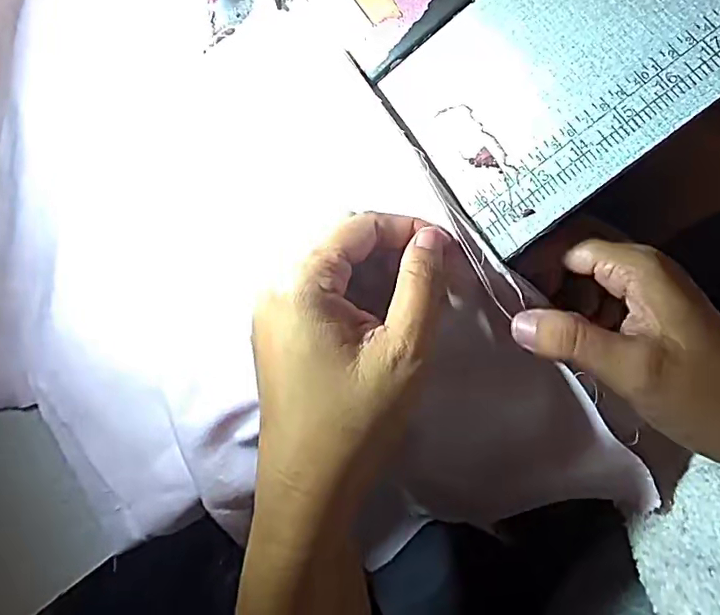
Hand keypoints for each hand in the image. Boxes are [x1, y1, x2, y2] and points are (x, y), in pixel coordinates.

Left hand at [251, 214, 448, 523]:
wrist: (308, 492)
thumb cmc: (356, 424)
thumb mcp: (402, 352)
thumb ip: (420, 285)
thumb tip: (432, 237)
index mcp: (298, 282)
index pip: (356, 226)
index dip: (403, 227)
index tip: (444, 245)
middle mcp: (277, 284)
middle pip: (343, 241)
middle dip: (393, 249)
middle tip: (437, 270)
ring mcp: (275, 306)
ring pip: (336, 265)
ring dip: (379, 271)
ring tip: (419, 294)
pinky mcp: (281, 327)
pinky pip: (325, 290)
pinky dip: (360, 292)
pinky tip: (388, 314)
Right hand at [508, 239, 719, 469]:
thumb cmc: (703, 394)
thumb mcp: (631, 369)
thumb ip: (573, 339)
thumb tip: (517, 320)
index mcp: (637, 266)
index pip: (568, 247)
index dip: (538, 268)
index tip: (514, 300)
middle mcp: (641, 265)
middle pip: (576, 257)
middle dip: (548, 283)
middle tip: (524, 317)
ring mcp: (648, 286)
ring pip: (588, 278)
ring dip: (564, 302)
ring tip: (545, 334)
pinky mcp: (650, 308)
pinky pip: (604, 297)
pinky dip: (583, 315)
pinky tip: (573, 343)